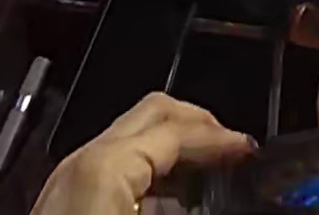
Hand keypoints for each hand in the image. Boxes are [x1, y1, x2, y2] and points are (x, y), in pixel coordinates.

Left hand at [31, 93, 253, 214]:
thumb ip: (190, 205)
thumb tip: (222, 198)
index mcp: (107, 166)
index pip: (175, 130)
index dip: (219, 138)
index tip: (250, 152)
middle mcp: (87, 158)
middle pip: (154, 112)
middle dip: (198, 124)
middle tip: (232, 150)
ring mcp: (73, 177)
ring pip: (136, 133)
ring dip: (177, 144)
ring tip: (211, 173)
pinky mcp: (68, 200)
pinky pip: (120, 162)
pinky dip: (154, 168)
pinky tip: (175, 203)